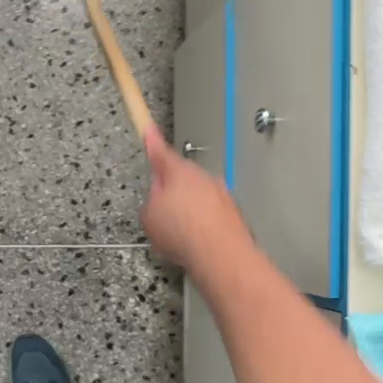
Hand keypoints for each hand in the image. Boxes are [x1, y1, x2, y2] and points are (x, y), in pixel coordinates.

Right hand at [141, 126, 253, 275]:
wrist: (218, 254)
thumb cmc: (181, 231)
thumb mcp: (149, 216)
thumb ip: (152, 200)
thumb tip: (158, 199)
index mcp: (178, 172)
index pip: (160, 152)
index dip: (152, 141)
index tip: (149, 128)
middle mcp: (203, 177)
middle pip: (182, 177)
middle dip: (172, 191)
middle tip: (161, 212)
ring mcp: (220, 193)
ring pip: (199, 195)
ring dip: (189, 209)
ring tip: (179, 233)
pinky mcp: (232, 212)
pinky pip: (211, 212)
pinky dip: (203, 222)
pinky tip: (195, 241)